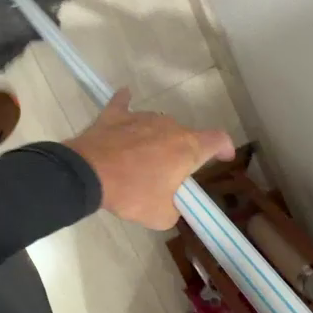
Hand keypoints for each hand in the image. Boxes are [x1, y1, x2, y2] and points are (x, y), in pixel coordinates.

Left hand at [63, 89, 235, 229]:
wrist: (88, 174)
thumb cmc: (131, 193)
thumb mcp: (161, 215)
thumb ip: (174, 207)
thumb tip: (170, 203)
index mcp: (187, 148)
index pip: (217, 140)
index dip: (224, 148)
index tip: (223, 156)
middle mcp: (169, 126)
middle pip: (183, 136)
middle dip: (179, 154)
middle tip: (164, 175)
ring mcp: (141, 117)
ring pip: (156, 126)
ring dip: (154, 139)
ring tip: (138, 159)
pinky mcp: (114, 115)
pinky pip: (123, 105)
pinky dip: (125, 103)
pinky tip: (125, 96)